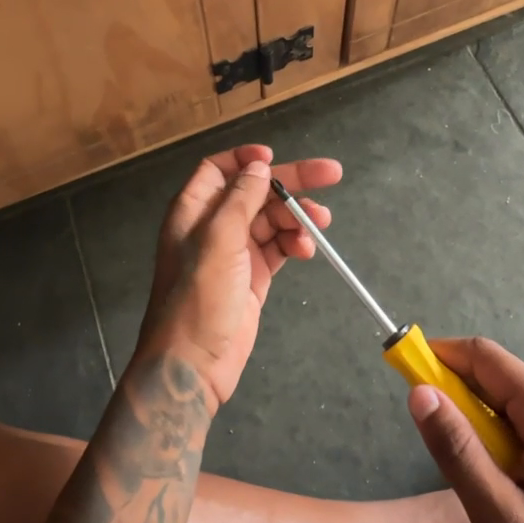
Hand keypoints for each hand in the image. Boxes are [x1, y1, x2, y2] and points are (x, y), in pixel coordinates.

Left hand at [135, 144, 341, 404]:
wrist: (192, 364)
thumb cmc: (198, 296)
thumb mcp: (218, 239)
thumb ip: (240, 199)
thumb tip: (258, 167)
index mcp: (194, 210)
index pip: (219, 169)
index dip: (245, 159)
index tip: (275, 158)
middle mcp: (214, 225)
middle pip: (256, 191)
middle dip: (290, 183)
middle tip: (331, 174)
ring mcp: (235, 252)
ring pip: (272, 219)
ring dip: (297, 216)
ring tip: (321, 222)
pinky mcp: (253, 277)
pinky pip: (279, 247)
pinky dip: (294, 243)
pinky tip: (306, 248)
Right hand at [410, 338, 523, 522]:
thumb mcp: (502, 518)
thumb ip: (458, 452)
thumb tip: (419, 391)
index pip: (485, 357)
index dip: (440, 355)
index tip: (401, 368)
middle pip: (497, 380)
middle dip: (458, 397)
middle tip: (432, 440)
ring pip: (509, 408)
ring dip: (478, 427)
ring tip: (470, 479)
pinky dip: (500, 446)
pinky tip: (497, 486)